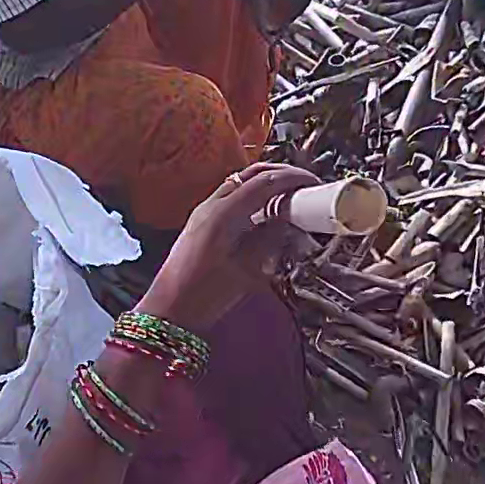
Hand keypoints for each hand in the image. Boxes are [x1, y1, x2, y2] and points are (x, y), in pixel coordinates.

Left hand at [137, 163, 319, 331]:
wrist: (170, 309)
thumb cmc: (206, 294)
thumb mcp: (246, 270)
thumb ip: (268, 239)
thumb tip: (288, 219)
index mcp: (223, 214)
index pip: (264, 182)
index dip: (292, 178)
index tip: (315, 183)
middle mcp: (211, 204)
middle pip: (250, 174)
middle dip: (281, 174)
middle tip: (306, 184)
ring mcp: (204, 211)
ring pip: (240, 183)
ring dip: (266, 183)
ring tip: (291, 195)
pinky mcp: (202, 221)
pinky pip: (231, 197)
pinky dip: (252, 196)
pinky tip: (267, 210)